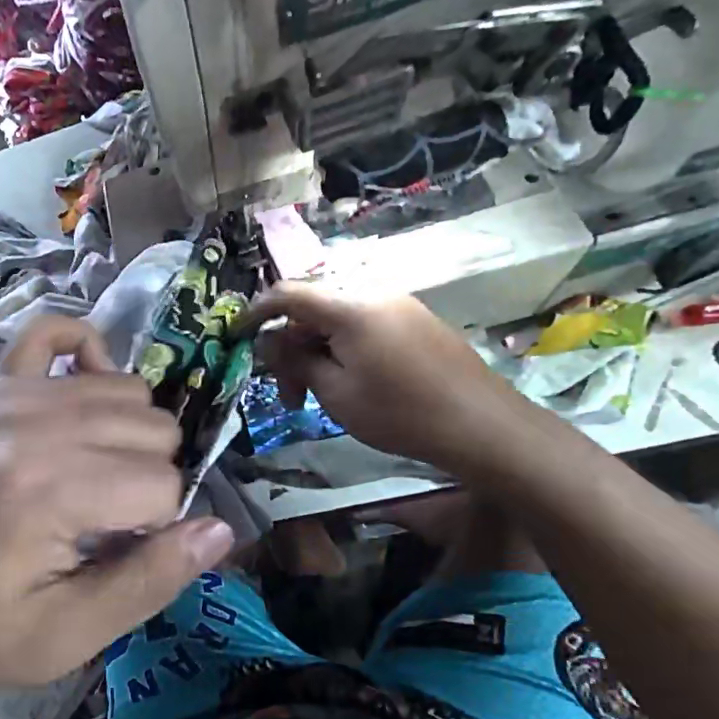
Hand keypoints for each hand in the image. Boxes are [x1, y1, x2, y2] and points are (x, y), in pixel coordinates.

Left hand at [0, 315, 234, 690]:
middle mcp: (35, 424)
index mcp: (48, 490)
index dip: (155, 532)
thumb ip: (149, 581)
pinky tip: (84, 394)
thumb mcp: (65, 637)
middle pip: (156, 430)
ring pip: (130, 389)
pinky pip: (55, 331)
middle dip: (149, 481)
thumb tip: (222, 528)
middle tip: (106, 524)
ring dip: (130, 435)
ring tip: (94, 479)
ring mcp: (11, 395)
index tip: (113, 558)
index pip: (163, 487)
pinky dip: (87, 353)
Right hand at [247, 283, 530, 473]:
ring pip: (342, 320)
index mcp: (351, 306)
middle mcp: (376, 293)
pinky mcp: (419, 322)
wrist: (481, 425)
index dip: (257, 311)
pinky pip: (368, 326)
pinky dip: (347, 350)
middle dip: (293, 349)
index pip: (289, 294)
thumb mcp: (336, 393)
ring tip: (318, 396)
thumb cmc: (399, 413)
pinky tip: (351, 382)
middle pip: (316, 310)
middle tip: (289, 395)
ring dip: (320, 353)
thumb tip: (270, 341)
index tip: (237, 334)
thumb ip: (296, 361)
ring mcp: (402, 306)